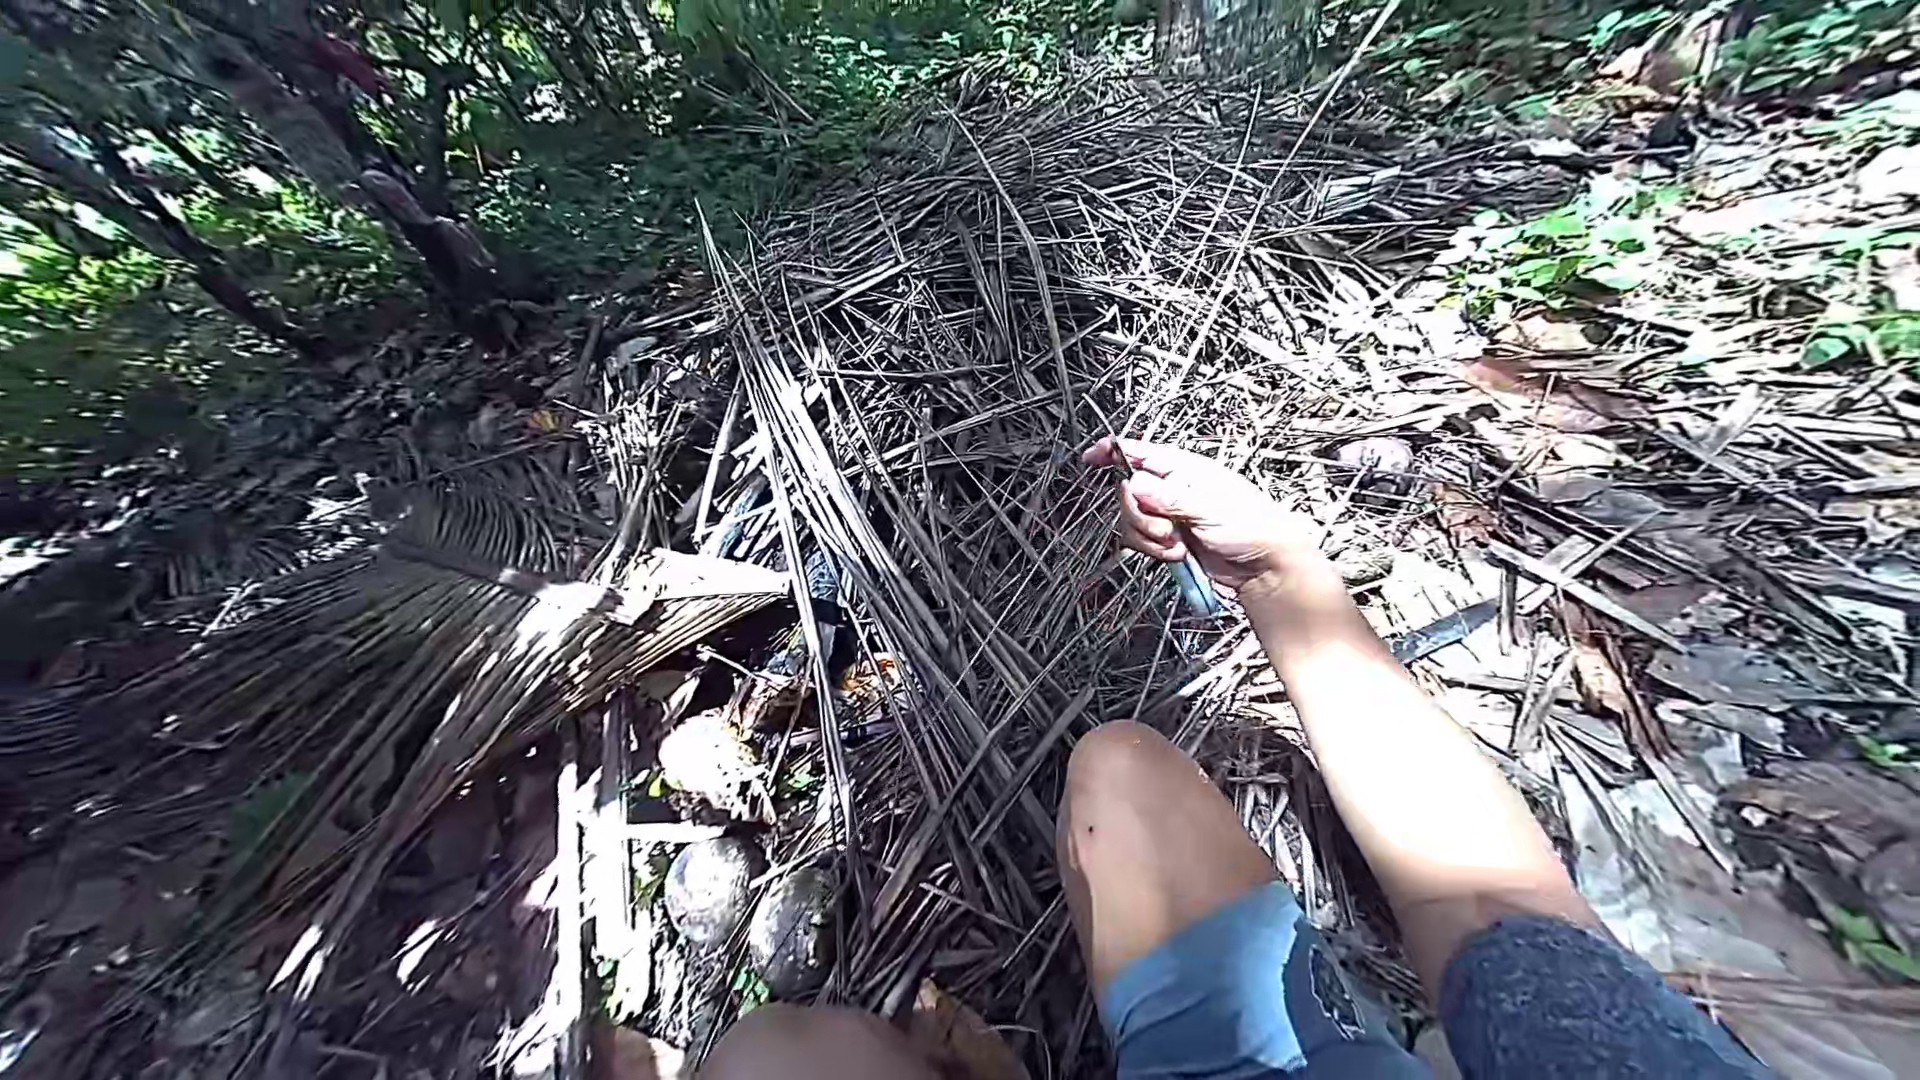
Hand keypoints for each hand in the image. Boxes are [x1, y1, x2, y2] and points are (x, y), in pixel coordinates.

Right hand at [1082, 437, 1321, 589]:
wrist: (1264, 569)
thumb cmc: (1254, 528)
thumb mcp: (1212, 508)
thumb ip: (1172, 497)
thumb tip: (1138, 483)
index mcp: (1184, 469)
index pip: (1139, 452)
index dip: (1112, 452)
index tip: (1091, 457)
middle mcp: (1172, 489)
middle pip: (1127, 493)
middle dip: (1140, 516)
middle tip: (1165, 528)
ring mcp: (1167, 515)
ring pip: (1130, 520)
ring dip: (1148, 537)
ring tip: (1176, 543)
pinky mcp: (1165, 538)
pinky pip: (1139, 541)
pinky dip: (1153, 550)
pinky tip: (1175, 553)